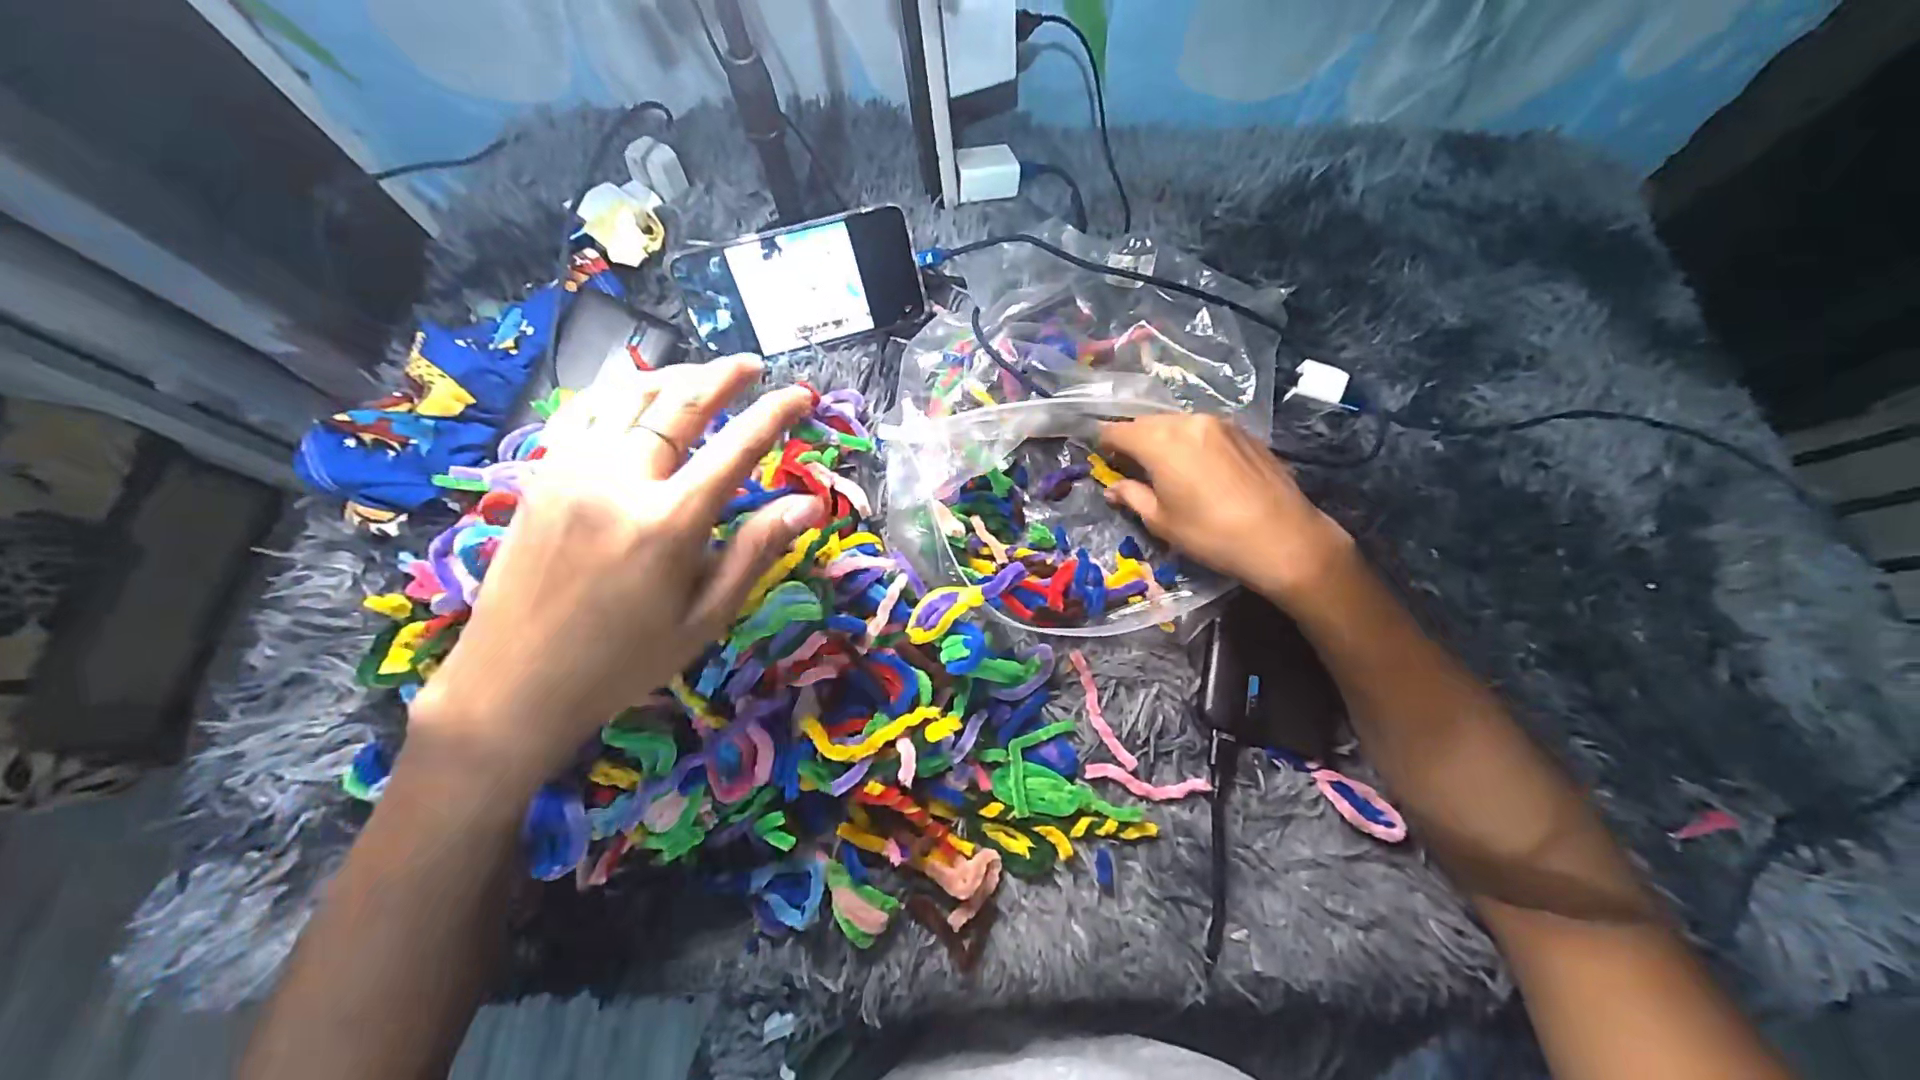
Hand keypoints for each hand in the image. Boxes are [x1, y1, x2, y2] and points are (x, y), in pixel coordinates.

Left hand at [406, 356, 820, 795]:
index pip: (736, 449)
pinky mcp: (542, 475)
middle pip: (680, 407)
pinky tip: (634, 390)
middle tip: (753, 364)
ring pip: (627, 397)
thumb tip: (809, 505)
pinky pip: (581, 413)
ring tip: (702, 371)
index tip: (802, 394)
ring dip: (672, 376)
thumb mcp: (705, 617)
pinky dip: (616, 391)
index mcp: (668, 523)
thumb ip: (755, 550)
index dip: (775, 416)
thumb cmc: (624, 661)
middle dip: (723, 377)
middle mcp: (620, 481)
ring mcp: (572, 471)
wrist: (514, 684)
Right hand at [1098, 414, 1352, 605]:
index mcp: (1162, 441)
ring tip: (1163, 468)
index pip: (1118, 431)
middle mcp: (1189, 422)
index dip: (1104, 443)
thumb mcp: (1162, 521)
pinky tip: (1197, 469)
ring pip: (1177, 424)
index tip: (1101, 457)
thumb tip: (1112, 488)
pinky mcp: (1244, 433)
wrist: (1283, 538)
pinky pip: (1204, 430)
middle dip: (1133, 440)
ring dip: (1163, 440)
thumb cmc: (1211, 534)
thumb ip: (1132, 496)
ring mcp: (1220, 424)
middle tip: (1128, 466)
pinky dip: (1190, 442)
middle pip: (1148, 423)